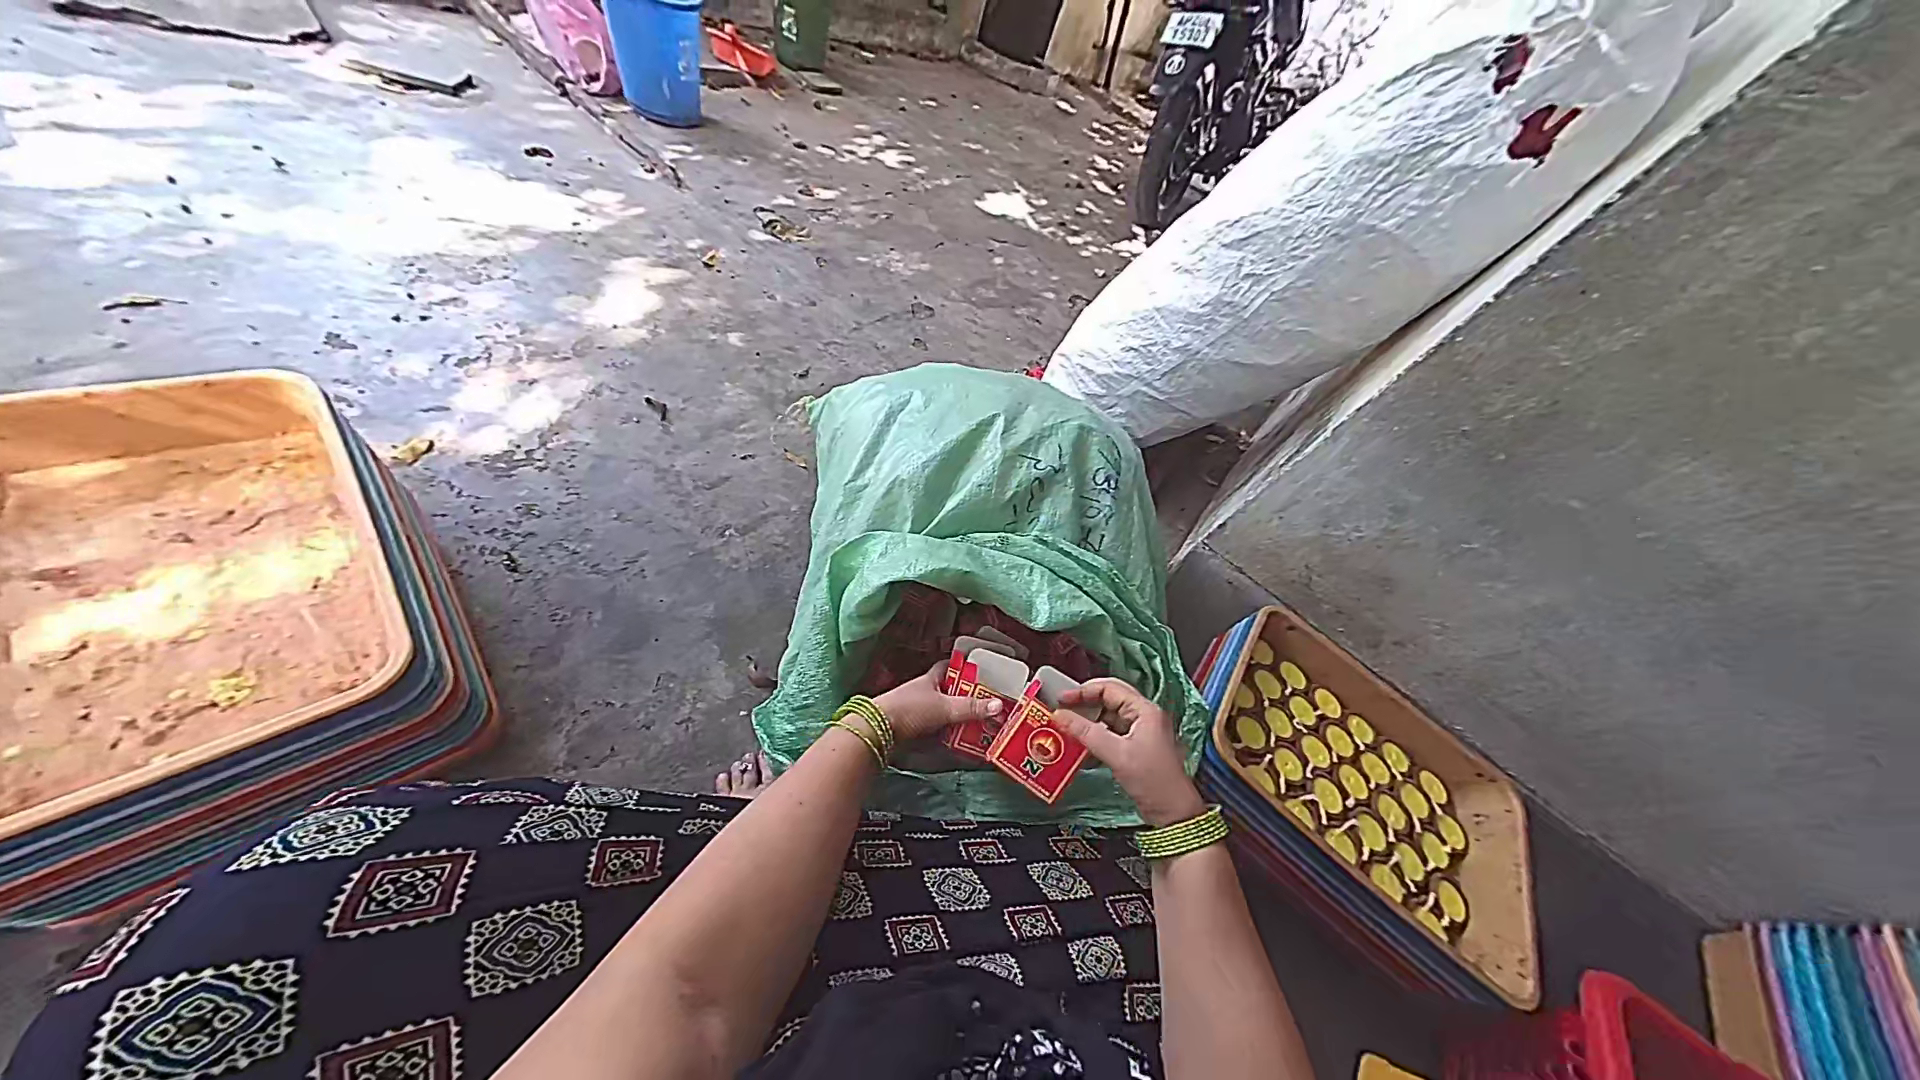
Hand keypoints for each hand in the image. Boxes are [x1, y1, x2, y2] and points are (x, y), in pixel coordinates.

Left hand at [872, 661, 1003, 742]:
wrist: (879, 732)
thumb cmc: (910, 710)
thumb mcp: (944, 707)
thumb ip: (971, 707)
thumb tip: (999, 705)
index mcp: (930, 679)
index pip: (949, 666)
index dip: (964, 667)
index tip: (982, 671)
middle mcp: (925, 693)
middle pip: (950, 691)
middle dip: (967, 697)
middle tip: (989, 703)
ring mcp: (919, 712)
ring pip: (945, 712)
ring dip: (960, 718)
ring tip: (983, 723)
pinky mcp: (915, 730)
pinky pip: (939, 730)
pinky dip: (950, 734)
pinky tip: (964, 740)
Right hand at [1052, 678, 1206, 827]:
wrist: (1174, 814)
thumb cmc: (1151, 780)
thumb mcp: (1116, 754)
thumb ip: (1086, 732)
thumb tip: (1059, 715)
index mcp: (1144, 710)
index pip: (1109, 688)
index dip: (1083, 691)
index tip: (1062, 699)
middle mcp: (1143, 716)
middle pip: (1108, 700)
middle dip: (1084, 704)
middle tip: (1061, 710)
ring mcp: (1140, 732)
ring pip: (1108, 717)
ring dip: (1087, 721)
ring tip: (1066, 726)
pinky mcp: (1135, 748)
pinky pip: (1110, 734)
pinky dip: (1094, 736)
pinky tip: (1079, 744)